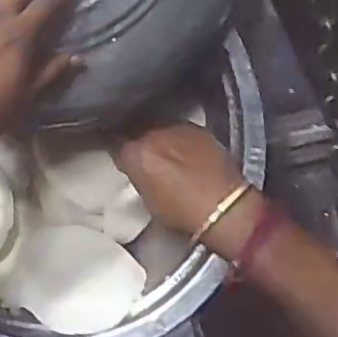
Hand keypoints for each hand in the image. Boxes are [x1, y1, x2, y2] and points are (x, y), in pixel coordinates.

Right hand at [114, 122, 253, 253]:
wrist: (226, 208)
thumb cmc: (182, 213)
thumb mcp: (146, 198)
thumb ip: (136, 175)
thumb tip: (137, 168)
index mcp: (133, 152)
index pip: (111, 140)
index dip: (113, 144)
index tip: (115, 149)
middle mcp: (150, 134)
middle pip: (133, 127)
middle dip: (132, 135)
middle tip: (135, 146)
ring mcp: (174, 127)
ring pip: (155, 123)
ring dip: (153, 133)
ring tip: (158, 144)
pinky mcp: (196, 128)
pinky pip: (177, 127)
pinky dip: (175, 135)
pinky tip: (180, 146)